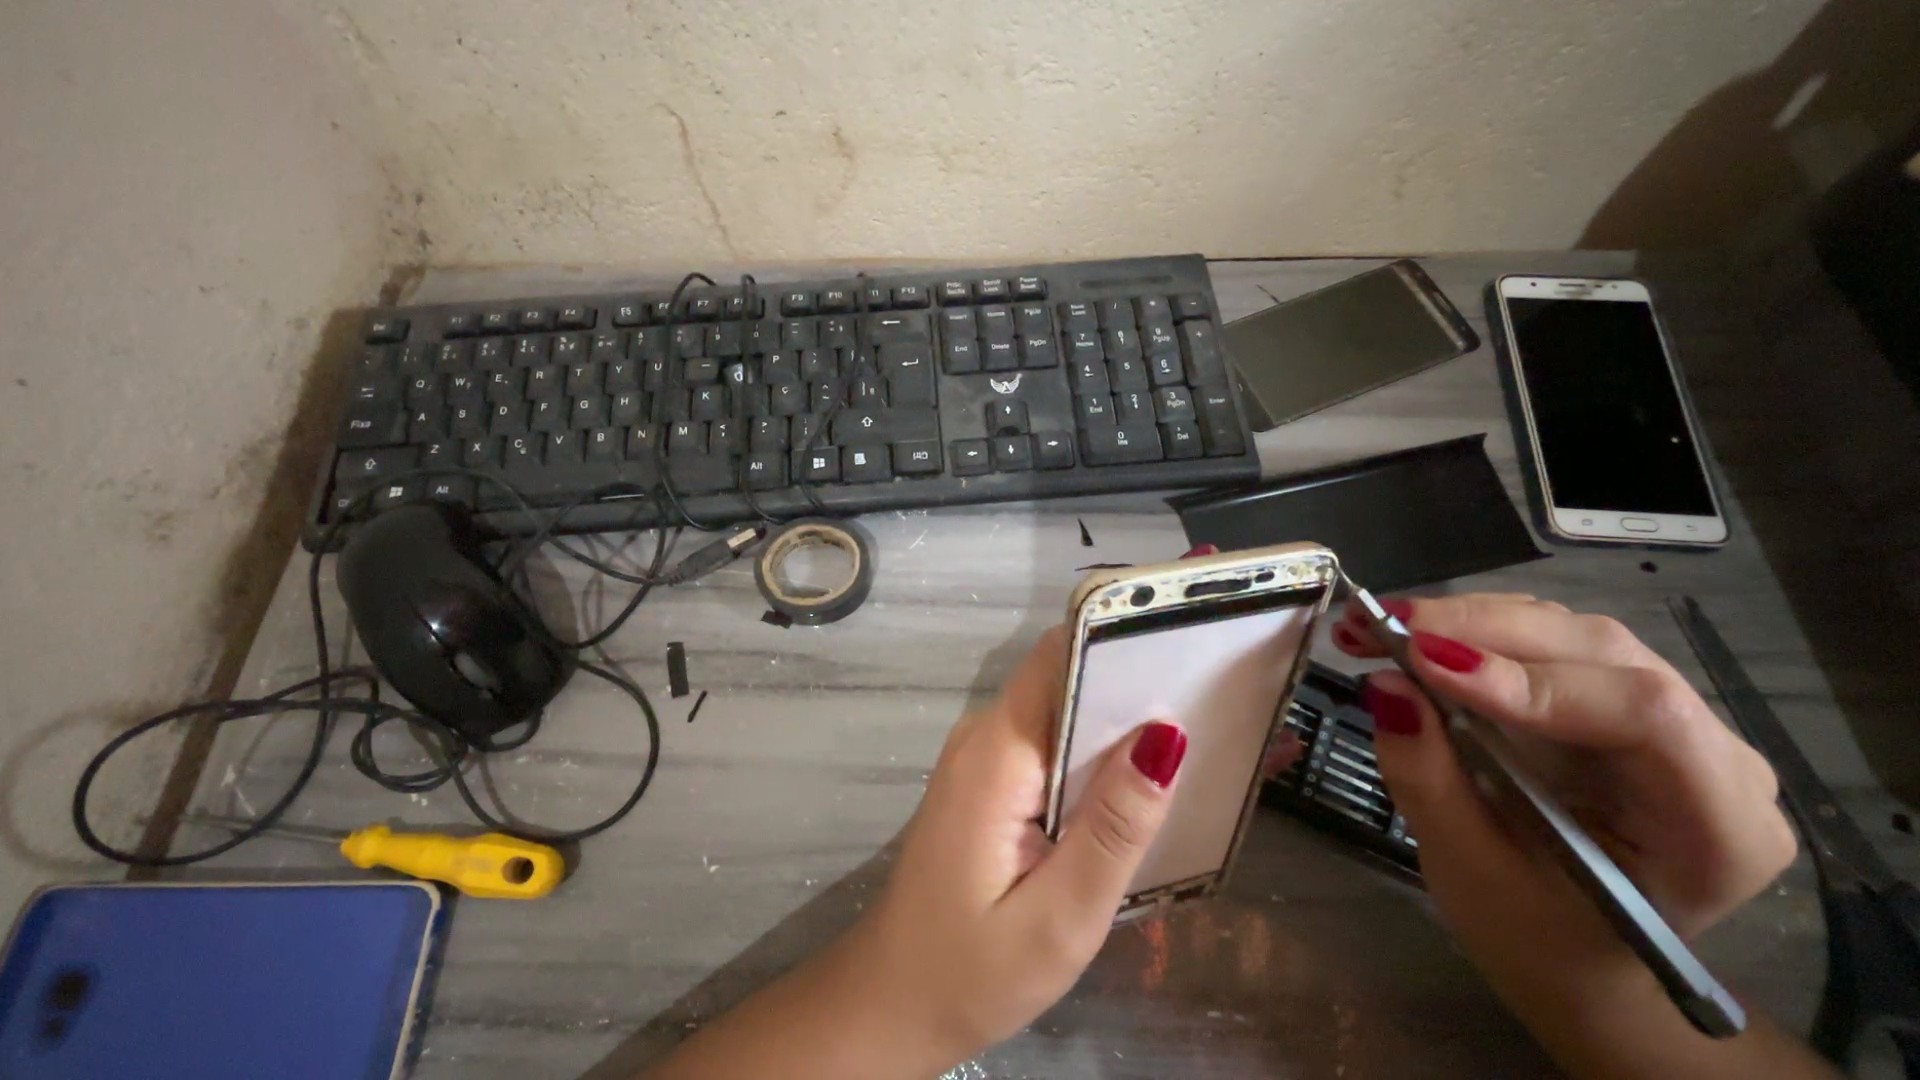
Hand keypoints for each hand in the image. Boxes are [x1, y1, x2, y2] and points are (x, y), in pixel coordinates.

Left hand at [854, 626, 1192, 1068]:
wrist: (896, 1002)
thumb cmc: (974, 971)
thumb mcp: (1060, 916)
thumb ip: (1114, 828)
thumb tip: (1166, 737)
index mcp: (996, 754)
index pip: (1059, 658)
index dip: (1121, 640)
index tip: (1190, 638)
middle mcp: (986, 738)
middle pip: (1066, 678)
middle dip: (1138, 680)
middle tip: (1221, 693)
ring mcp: (986, 758)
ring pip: (1064, 711)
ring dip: (1125, 719)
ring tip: (1207, 729)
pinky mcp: (993, 782)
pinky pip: (1053, 746)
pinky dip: (1100, 754)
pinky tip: (1151, 778)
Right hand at [1333, 594, 1800, 1071]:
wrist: (1572, 954)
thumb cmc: (1536, 938)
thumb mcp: (1473, 872)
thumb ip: (1431, 781)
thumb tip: (1386, 688)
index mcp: (1713, 824)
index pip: (1643, 716)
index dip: (1533, 681)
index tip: (1424, 663)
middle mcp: (1710, 753)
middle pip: (1601, 654)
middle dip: (1478, 630)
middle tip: (1376, 623)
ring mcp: (1666, 717)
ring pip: (1570, 634)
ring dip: (1467, 619)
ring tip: (1379, 623)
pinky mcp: (1610, 696)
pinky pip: (1546, 643)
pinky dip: (1472, 630)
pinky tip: (1414, 633)